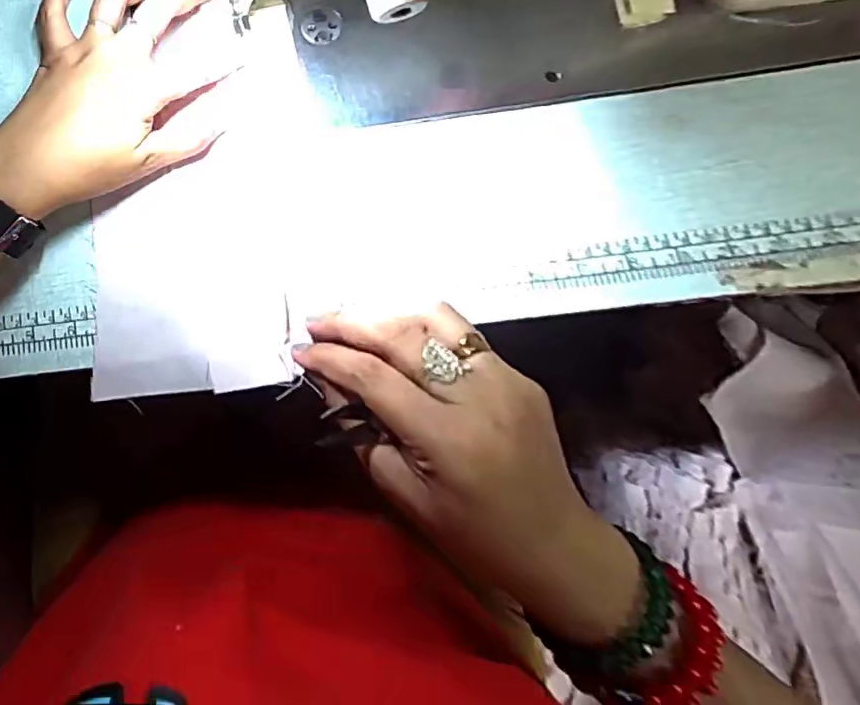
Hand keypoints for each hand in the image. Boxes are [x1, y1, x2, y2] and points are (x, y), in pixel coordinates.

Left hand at [0, 0, 236, 218]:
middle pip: (158, 10)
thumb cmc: (84, 169)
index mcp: (145, 86)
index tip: (242, 56)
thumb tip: (221, 123)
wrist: (25, 169)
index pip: (196, 70)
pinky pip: (54, 12)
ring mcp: (85, 48)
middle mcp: (118, 55)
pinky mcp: (56, 51)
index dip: (224, 62)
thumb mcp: (145, 163)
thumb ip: (187, 140)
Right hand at [296, 303, 641, 643]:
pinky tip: (400, 337)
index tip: (301, 351)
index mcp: (448, 437)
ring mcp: (505, 377)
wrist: (558, 547)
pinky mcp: (519, 374)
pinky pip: (462, 337)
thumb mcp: (406, 496)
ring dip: (388, 313)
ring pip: (436, 319)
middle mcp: (479, 394)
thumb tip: (333, 383)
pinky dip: (423, 328)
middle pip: (402, 337)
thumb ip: (363, 434)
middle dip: (352, 324)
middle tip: (316, 323)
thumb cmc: (474, 538)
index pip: (375, 378)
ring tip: (355, 321)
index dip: (332, 359)